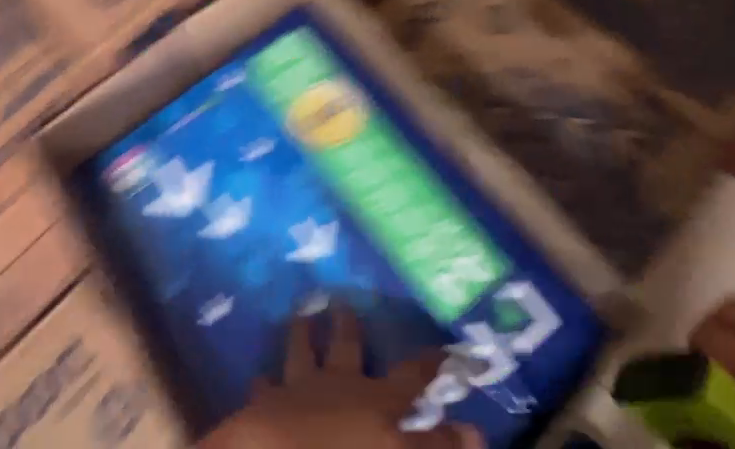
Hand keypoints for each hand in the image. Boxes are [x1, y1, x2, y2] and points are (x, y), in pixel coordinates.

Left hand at [201, 306, 481, 448]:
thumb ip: (436, 444)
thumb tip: (476, 431)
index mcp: (377, 398)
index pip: (410, 376)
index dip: (426, 362)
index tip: (440, 345)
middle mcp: (339, 383)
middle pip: (347, 349)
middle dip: (348, 326)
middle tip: (343, 301)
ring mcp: (299, 390)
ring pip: (302, 354)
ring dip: (302, 335)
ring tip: (300, 314)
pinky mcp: (264, 403)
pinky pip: (263, 387)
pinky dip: (262, 381)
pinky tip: (258, 374)